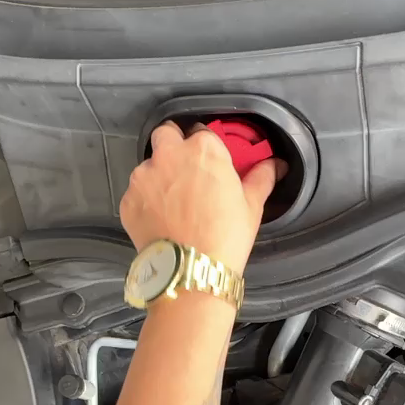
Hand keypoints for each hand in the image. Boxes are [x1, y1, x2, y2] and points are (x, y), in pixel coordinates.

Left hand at [118, 121, 283, 272]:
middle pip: (166, 135)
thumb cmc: (226, 237)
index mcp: (203, 149)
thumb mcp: (251, 206)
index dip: (205, 150)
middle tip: (185, 174)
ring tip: (172, 206)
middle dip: (173, 147)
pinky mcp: (128, 201)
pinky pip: (136, 194)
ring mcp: (143, 177)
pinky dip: (146, 203)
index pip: (202, 133)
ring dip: (158, 177)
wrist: (192, 271)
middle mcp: (168, 155)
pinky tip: (161, 221)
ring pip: (148, 166)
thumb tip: (276, 164)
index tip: (209, 166)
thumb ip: (261, 177)